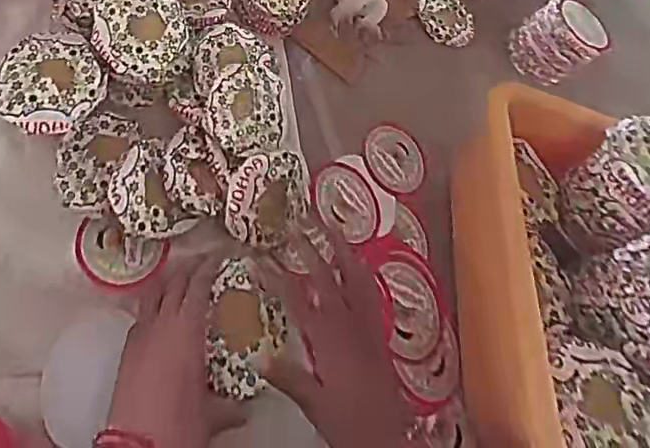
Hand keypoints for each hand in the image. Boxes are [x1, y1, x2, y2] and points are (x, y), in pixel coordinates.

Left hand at [105, 256, 233, 447]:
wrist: (137, 447)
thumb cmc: (178, 426)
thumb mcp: (211, 414)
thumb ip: (230, 404)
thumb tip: (246, 406)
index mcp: (186, 329)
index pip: (198, 284)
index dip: (209, 266)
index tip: (219, 256)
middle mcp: (162, 323)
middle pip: (175, 281)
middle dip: (190, 269)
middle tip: (204, 264)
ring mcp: (141, 333)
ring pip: (155, 293)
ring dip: (169, 283)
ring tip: (181, 281)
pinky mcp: (127, 348)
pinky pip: (142, 315)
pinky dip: (154, 306)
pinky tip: (161, 315)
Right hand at [256, 231, 411, 447]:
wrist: (392, 437)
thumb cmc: (350, 422)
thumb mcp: (314, 402)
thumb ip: (289, 375)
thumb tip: (259, 354)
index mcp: (326, 336)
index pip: (294, 297)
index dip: (273, 275)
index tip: (257, 256)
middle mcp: (347, 321)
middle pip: (324, 275)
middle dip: (306, 247)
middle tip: (292, 223)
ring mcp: (366, 321)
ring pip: (353, 274)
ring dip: (340, 247)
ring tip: (329, 224)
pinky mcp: (378, 329)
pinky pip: (370, 289)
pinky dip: (360, 270)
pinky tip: (357, 262)